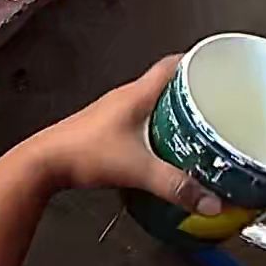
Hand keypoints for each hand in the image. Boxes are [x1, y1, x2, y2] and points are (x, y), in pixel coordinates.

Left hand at [19, 56, 221, 215]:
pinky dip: (158, 127)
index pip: (172, 65)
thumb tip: (212, 202)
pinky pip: (141, 119)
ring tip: (200, 128)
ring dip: (175, 111)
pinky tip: (168, 147)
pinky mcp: (106, 127)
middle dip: (193, 92)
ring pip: (153, 103)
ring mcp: (113, 111)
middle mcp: (125, 97)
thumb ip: (176, 186)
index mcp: (136, 94)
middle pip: (166, 84)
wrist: (44, 162)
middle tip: (219, 106)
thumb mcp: (137, 169)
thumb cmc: (86, 153)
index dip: (197, 63)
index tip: (221, 71)